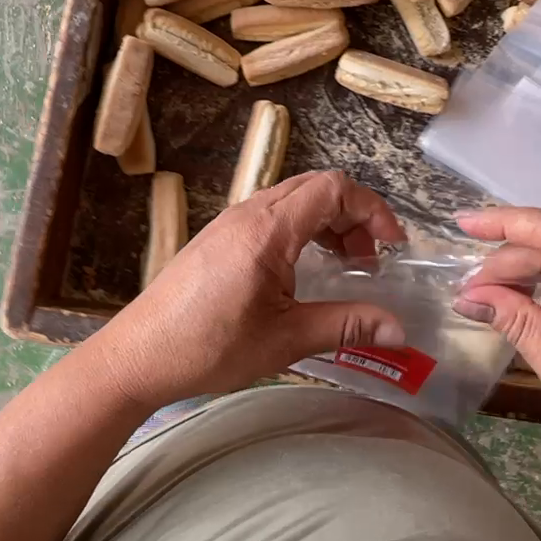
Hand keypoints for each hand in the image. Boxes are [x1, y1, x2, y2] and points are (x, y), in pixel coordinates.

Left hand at [83, 171, 408, 411]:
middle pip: (316, 186)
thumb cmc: (212, 346)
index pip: (333, 188)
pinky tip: (305, 268)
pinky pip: (272, 213)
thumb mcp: (286, 338)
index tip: (392, 246)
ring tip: (344, 264)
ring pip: (294, 198)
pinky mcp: (219, 236)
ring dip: (328, 221)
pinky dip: (302, 228)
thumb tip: (400, 332)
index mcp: (268, 228)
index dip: (372, 209)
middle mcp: (250, 211)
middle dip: (354, 214)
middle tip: (369, 259)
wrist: (139, 354)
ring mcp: (230, 221)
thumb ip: (347, 326)